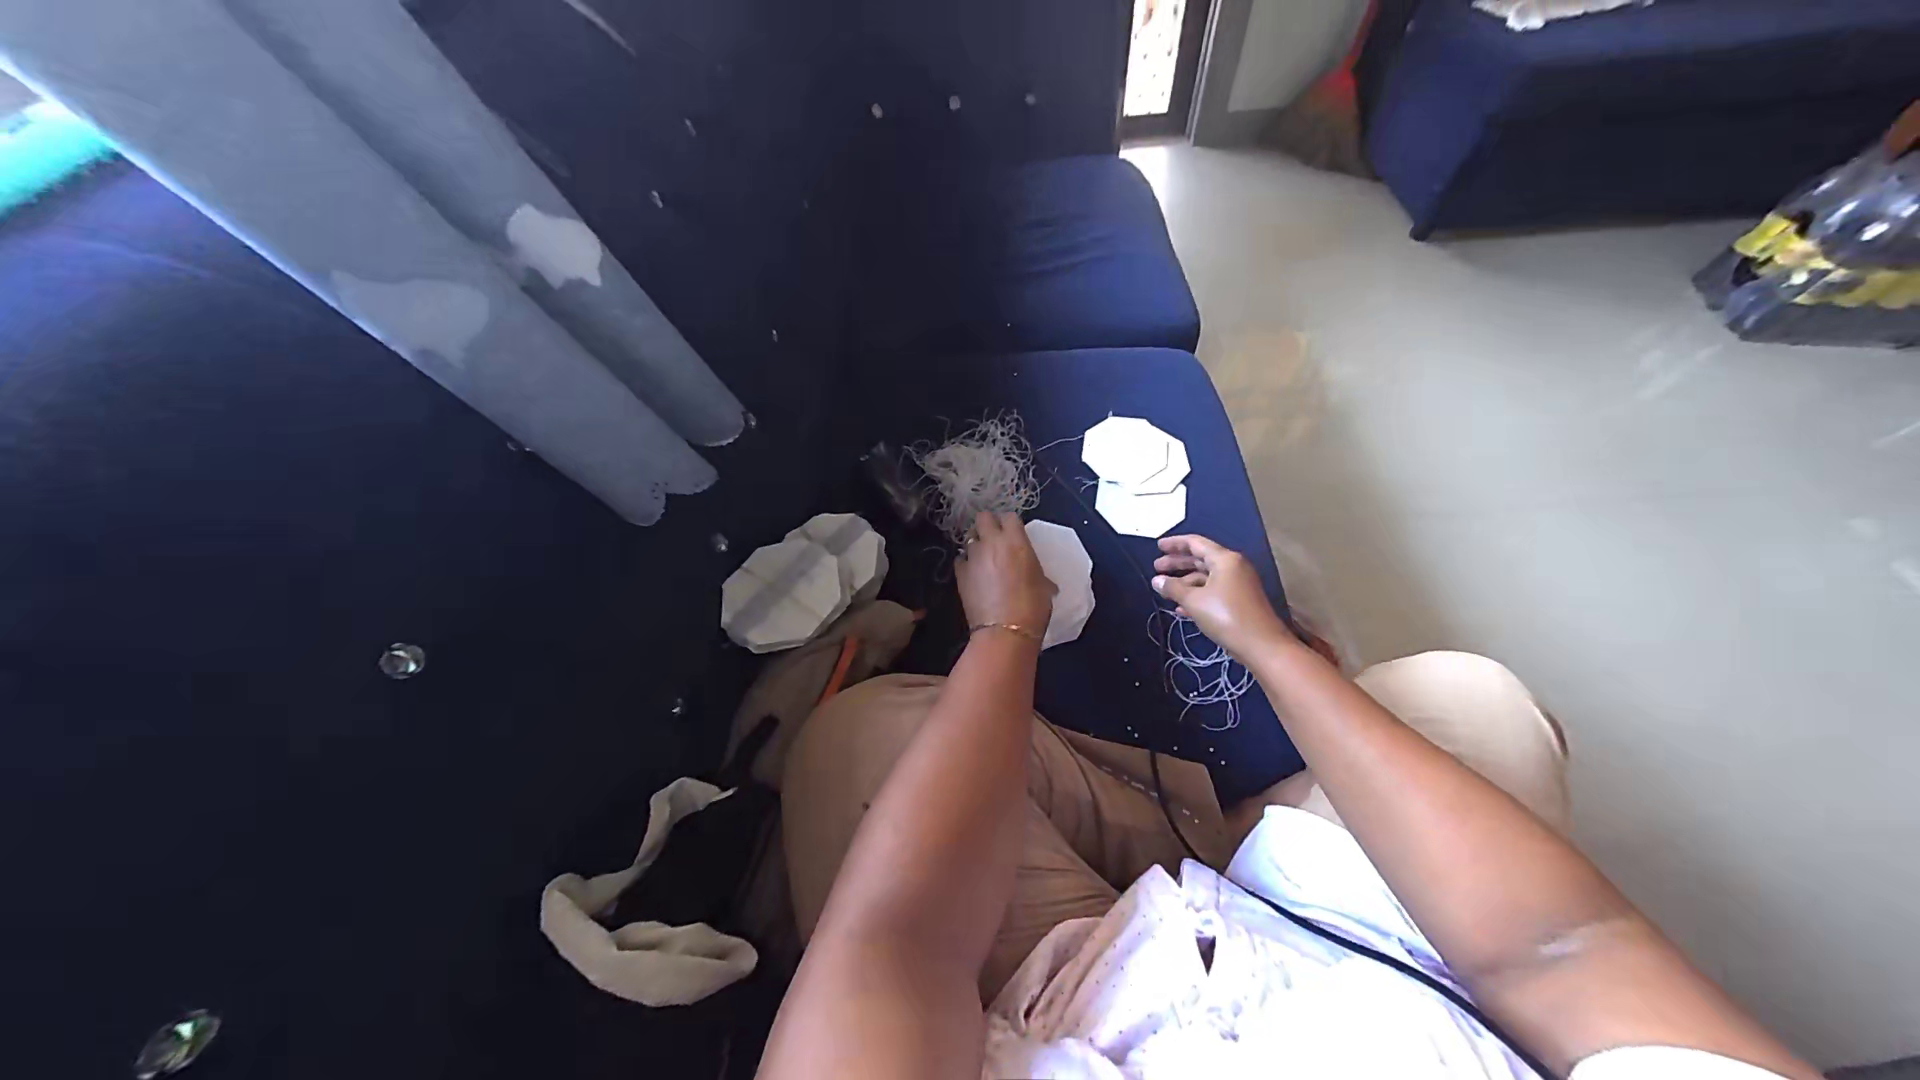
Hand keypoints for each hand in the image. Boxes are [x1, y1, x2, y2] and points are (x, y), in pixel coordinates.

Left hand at [956, 512, 1055, 636]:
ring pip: (970, 538)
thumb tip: (1031, 570)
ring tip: (983, 558)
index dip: (1010, 523)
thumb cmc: (1032, 607)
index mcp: (1015, 541)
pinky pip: (961, 559)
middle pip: (983, 518)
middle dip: (988, 525)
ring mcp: (972, 557)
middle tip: (994, 538)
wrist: (1005, 631)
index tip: (1013, 533)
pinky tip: (973, 574)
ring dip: (977, 544)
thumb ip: (1032, 566)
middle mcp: (991, 542)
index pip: (1009, 516)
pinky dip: (966, 563)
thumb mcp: (1043, 583)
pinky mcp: (959, 573)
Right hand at [1152, 534, 1292, 660]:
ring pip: (1206, 577)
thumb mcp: (1194, 601)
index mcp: (1225, 559)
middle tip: (1156, 567)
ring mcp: (1238, 584)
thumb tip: (1156, 580)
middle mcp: (1233, 567)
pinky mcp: (1239, 601)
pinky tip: (1180, 607)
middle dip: (1177, 563)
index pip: (1195, 543)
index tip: (1158, 546)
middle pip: (1200, 559)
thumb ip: (1173, 588)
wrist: (1262, 645)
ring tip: (1165, 590)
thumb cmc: (1226, 616)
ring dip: (1185, 582)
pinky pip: (1213, 591)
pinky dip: (1196, 595)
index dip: (1175, 544)